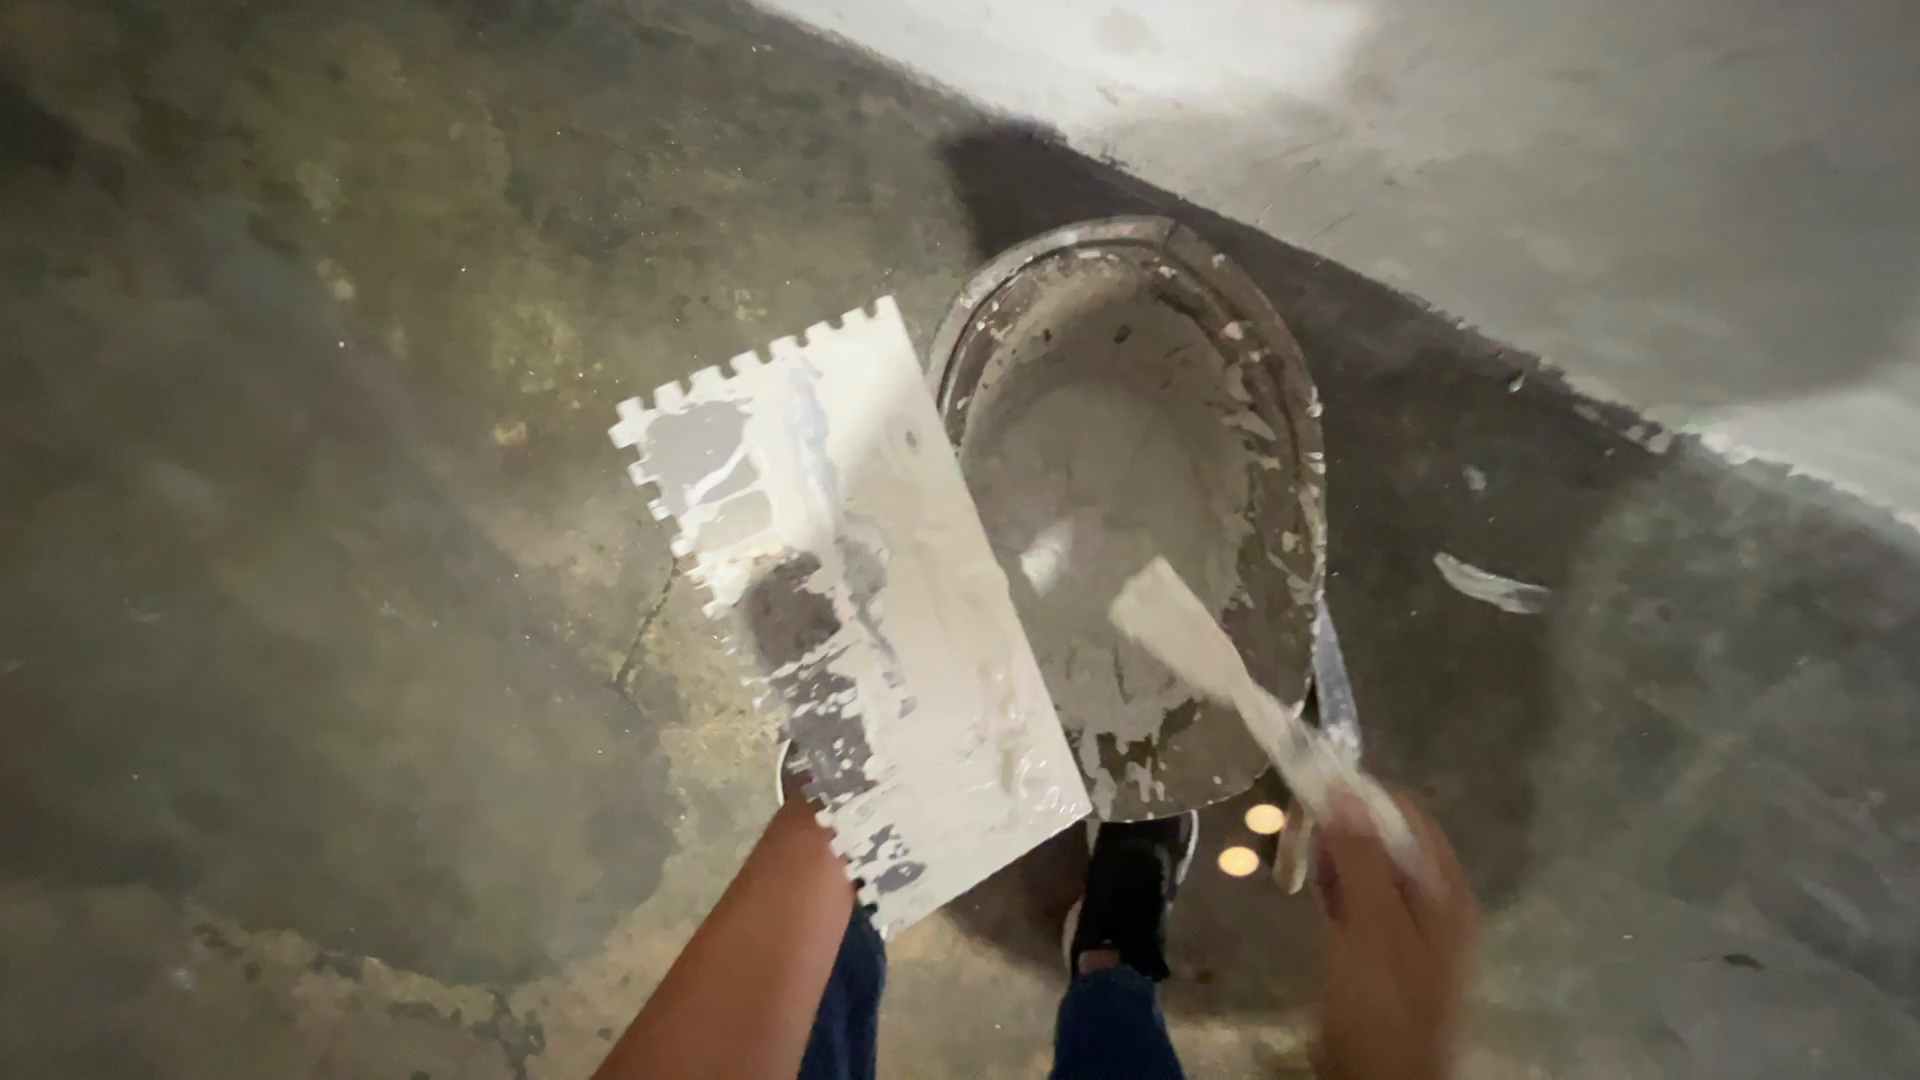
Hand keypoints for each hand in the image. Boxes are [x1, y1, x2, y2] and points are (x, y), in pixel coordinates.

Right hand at [1312, 788, 1476, 1079]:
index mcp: (1444, 889)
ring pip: (1364, 859)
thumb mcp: (1372, 924)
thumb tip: (1343, 787)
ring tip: (1301, 862)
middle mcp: (1430, 895)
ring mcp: (1404, 917)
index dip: (1362, 795)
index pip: (1406, 813)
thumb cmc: (1382, 999)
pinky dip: (1331, 879)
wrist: (1376, 1076)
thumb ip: (1360, 855)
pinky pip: (1354, 888)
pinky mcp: (1377, 936)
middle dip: (1340, 825)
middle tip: (1300, 831)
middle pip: (1384, 834)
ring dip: (1332, 851)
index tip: (1314, 791)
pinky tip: (1311, 889)